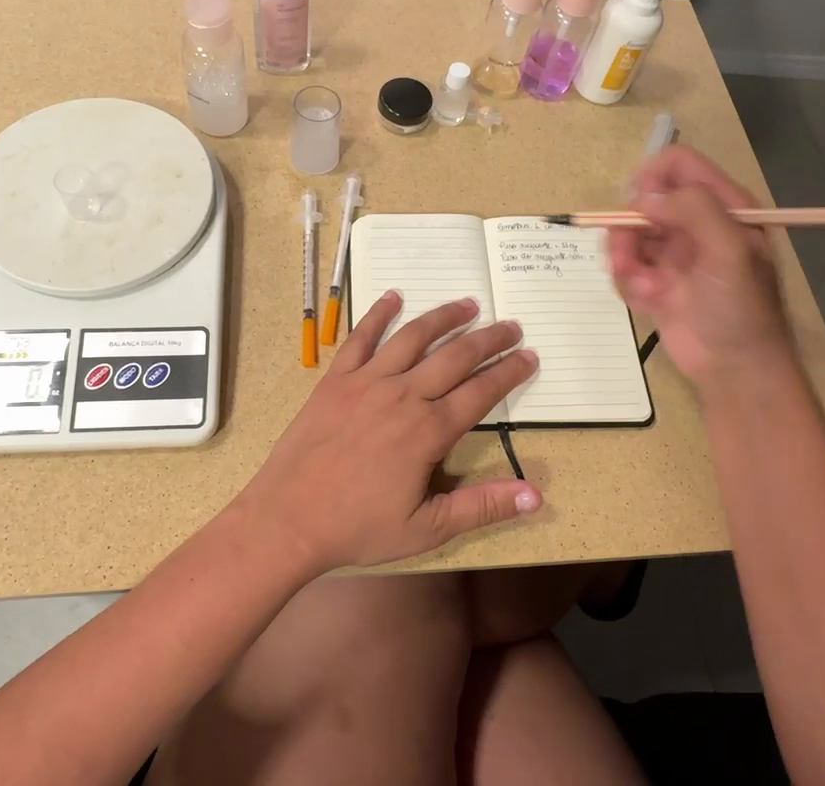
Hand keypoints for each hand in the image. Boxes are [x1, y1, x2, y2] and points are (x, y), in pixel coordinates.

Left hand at [235, 293, 542, 572]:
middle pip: (455, 357)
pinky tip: (393, 297)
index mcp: (428, 431)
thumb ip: (482, 507)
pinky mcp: (335, 380)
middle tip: (511, 325)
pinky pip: (360, 339)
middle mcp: (402, 396)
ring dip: (443, 317)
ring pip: (413, 338)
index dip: (509, 373)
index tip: (529, 356)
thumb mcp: (427, 529)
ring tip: (467, 304)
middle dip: (488, 339)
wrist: (288, 519)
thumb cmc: (358, 528)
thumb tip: (536, 494)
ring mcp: (366, 383)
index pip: (481, 392)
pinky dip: (378, 315)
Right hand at [607, 146, 792, 384]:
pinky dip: (627, 282)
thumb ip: (693, 209)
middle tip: (629, 254)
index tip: (640, 206)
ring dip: (624, 258)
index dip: (653, 177)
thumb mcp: (729, 250)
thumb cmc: (741, 308)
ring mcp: (673, 253)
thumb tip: (643, 197)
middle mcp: (696, 223)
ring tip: (641, 285)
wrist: (734, 368)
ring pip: (627, 233)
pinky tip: (647, 301)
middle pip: (643, 198)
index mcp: (724, 206)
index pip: (679, 164)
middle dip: (629, 226)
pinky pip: (623, 265)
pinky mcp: (654, 280)